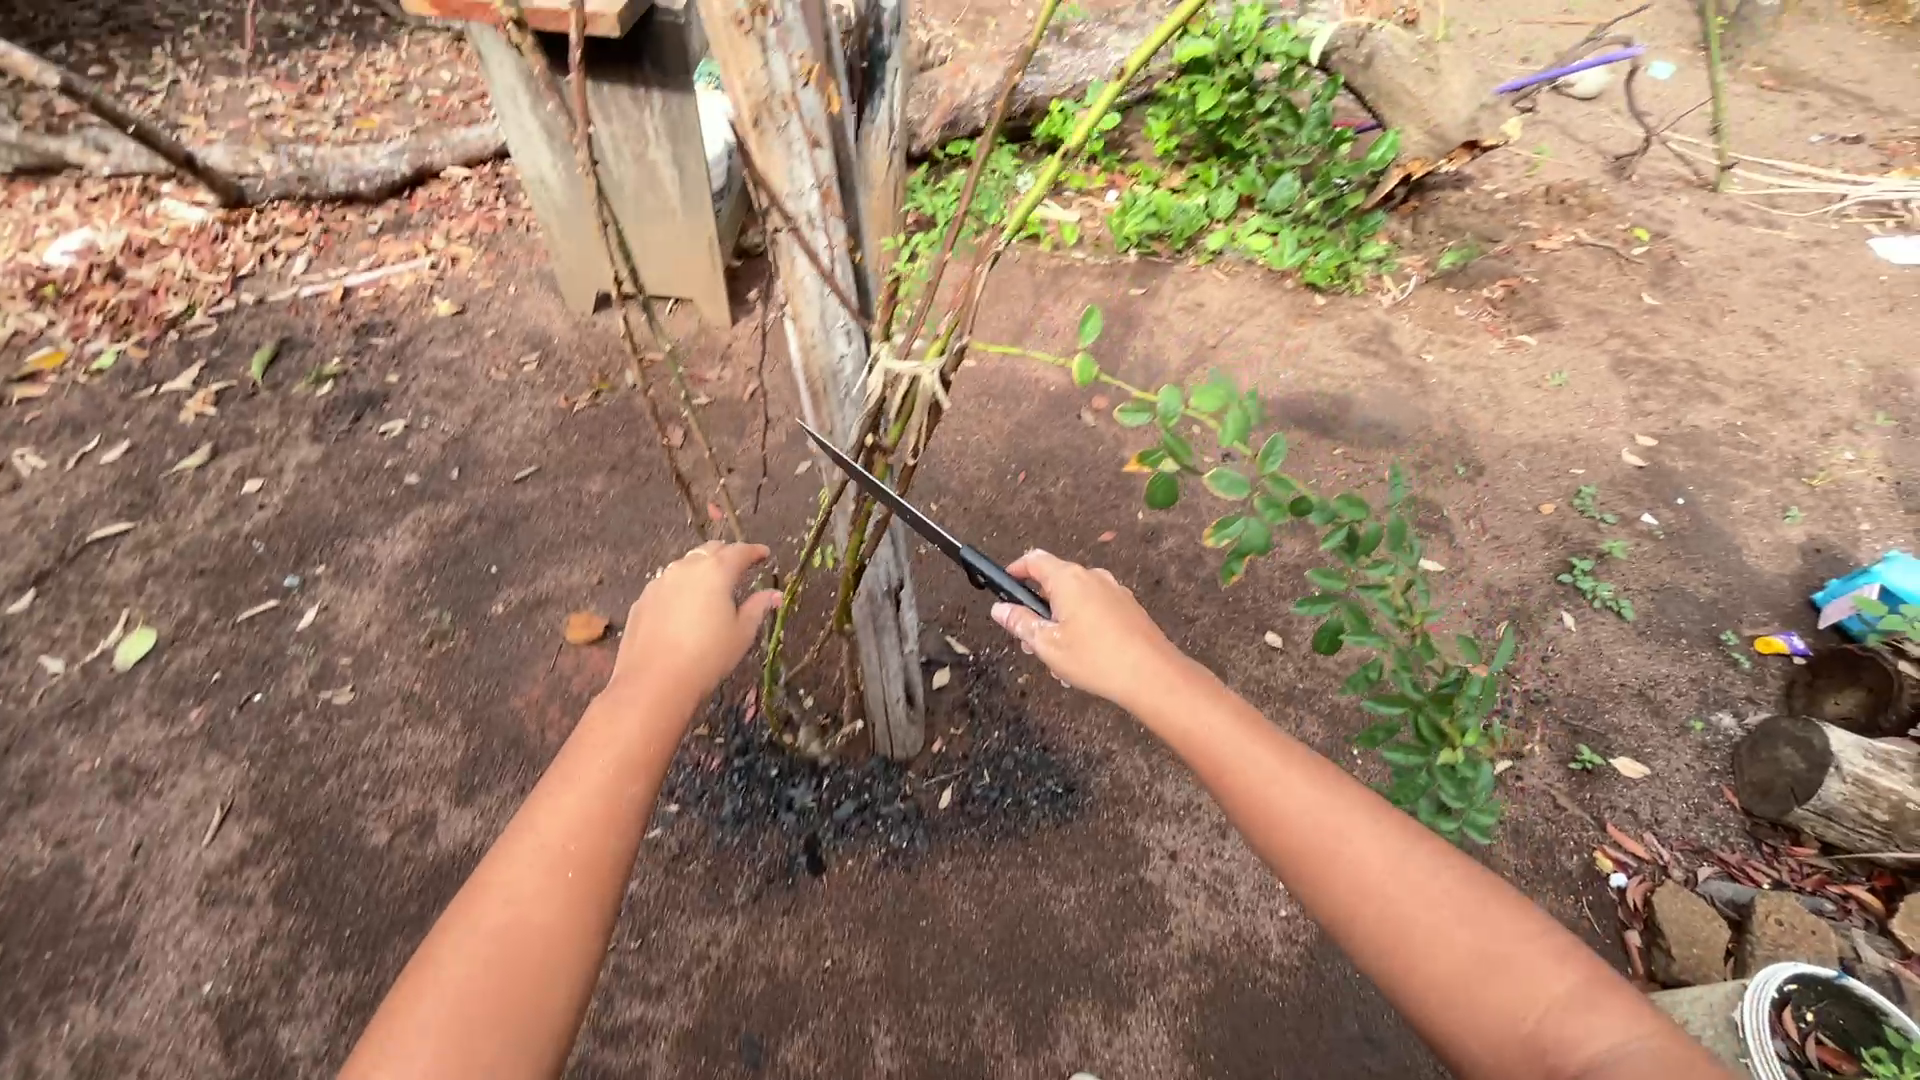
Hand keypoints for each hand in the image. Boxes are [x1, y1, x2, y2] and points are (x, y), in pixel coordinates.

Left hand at [608, 541, 782, 709]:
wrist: (654, 681)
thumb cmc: (708, 656)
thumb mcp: (742, 633)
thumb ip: (758, 607)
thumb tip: (774, 594)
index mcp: (716, 572)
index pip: (740, 551)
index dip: (754, 551)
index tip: (764, 554)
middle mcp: (686, 569)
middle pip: (710, 550)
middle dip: (727, 554)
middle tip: (739, 565)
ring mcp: (660, 582)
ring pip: (686, 565)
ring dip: (702, 568)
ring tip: (712, 584)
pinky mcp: (643, 599)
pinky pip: (667, 584)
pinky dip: (681, 586)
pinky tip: (684, 605)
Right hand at [989, 549, 1188, 712]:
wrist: (1152, 675)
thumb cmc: (1097, 659)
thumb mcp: (1047, 644)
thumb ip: (1020, 623)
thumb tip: (1000, 609)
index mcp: (1069, 579)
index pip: (1034, 560)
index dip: (1016, 569)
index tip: (1005, 583)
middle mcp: (1092, 577)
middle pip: (1055, 582)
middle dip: (1038, 608)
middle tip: (1029, 640)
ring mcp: (1114, 591)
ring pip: (1076, 600)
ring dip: (1060, 622)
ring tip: (1057, 657)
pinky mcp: (1128, 608)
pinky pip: (1096, 609)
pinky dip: (1082, 626)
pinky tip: (1082, 657)